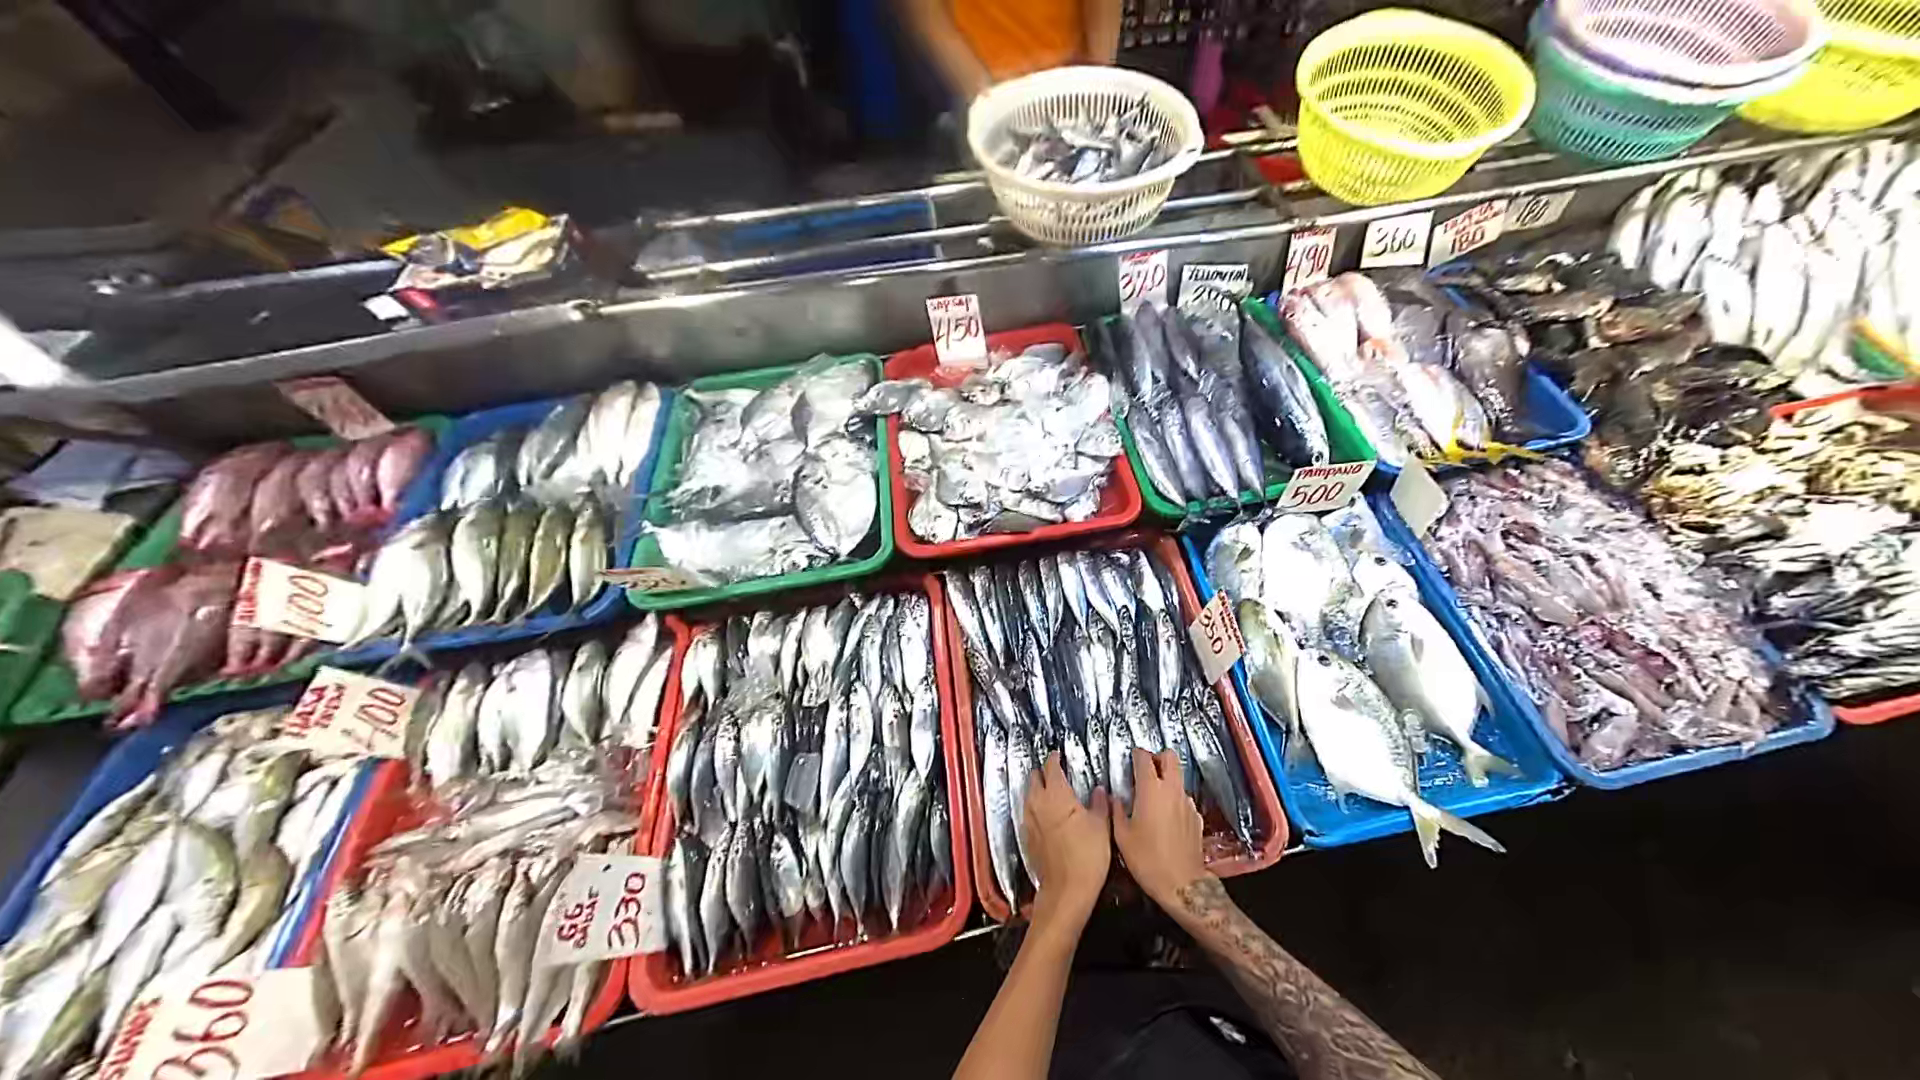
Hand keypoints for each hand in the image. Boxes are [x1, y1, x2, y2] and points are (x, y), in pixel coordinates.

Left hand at [1022, 752, 1110, 928]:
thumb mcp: (1101, 826)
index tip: (1060, 756)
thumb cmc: (1087, 856)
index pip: (1051, 766)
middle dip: (1044, 773)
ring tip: (1054, 793)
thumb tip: (1098, 791)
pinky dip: (1036, 809)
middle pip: (1035, 777)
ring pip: (1029, 795)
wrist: (1067, 890)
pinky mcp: (1027, 836)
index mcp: (1056, 794)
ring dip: (1039, 790)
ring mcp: (1029, 819)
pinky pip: (1029, 813)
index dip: (1055, 759)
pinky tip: (1049, 816)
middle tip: (1057, 774)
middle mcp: (1037, 803)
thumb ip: (1099, 804)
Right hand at [1112, 748, 1210, 912]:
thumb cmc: (1147, 859)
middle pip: (1170, 757)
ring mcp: (1187, 803)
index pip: (1144, 757)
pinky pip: (1184, 799)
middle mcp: (1172, 790)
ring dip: (1166, 780)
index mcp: (1151, 790)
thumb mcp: (1121, 835)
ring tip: (1152, 799)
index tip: (1129, 760)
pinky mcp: (1197, 817)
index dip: (1136, 755)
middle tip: (1145, 770)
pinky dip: (1174, 800)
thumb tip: (1114, 798)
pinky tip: (1165, 819)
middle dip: (1157, 758)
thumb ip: (1116, 810)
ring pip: (1178, 778)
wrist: (1182, 885)